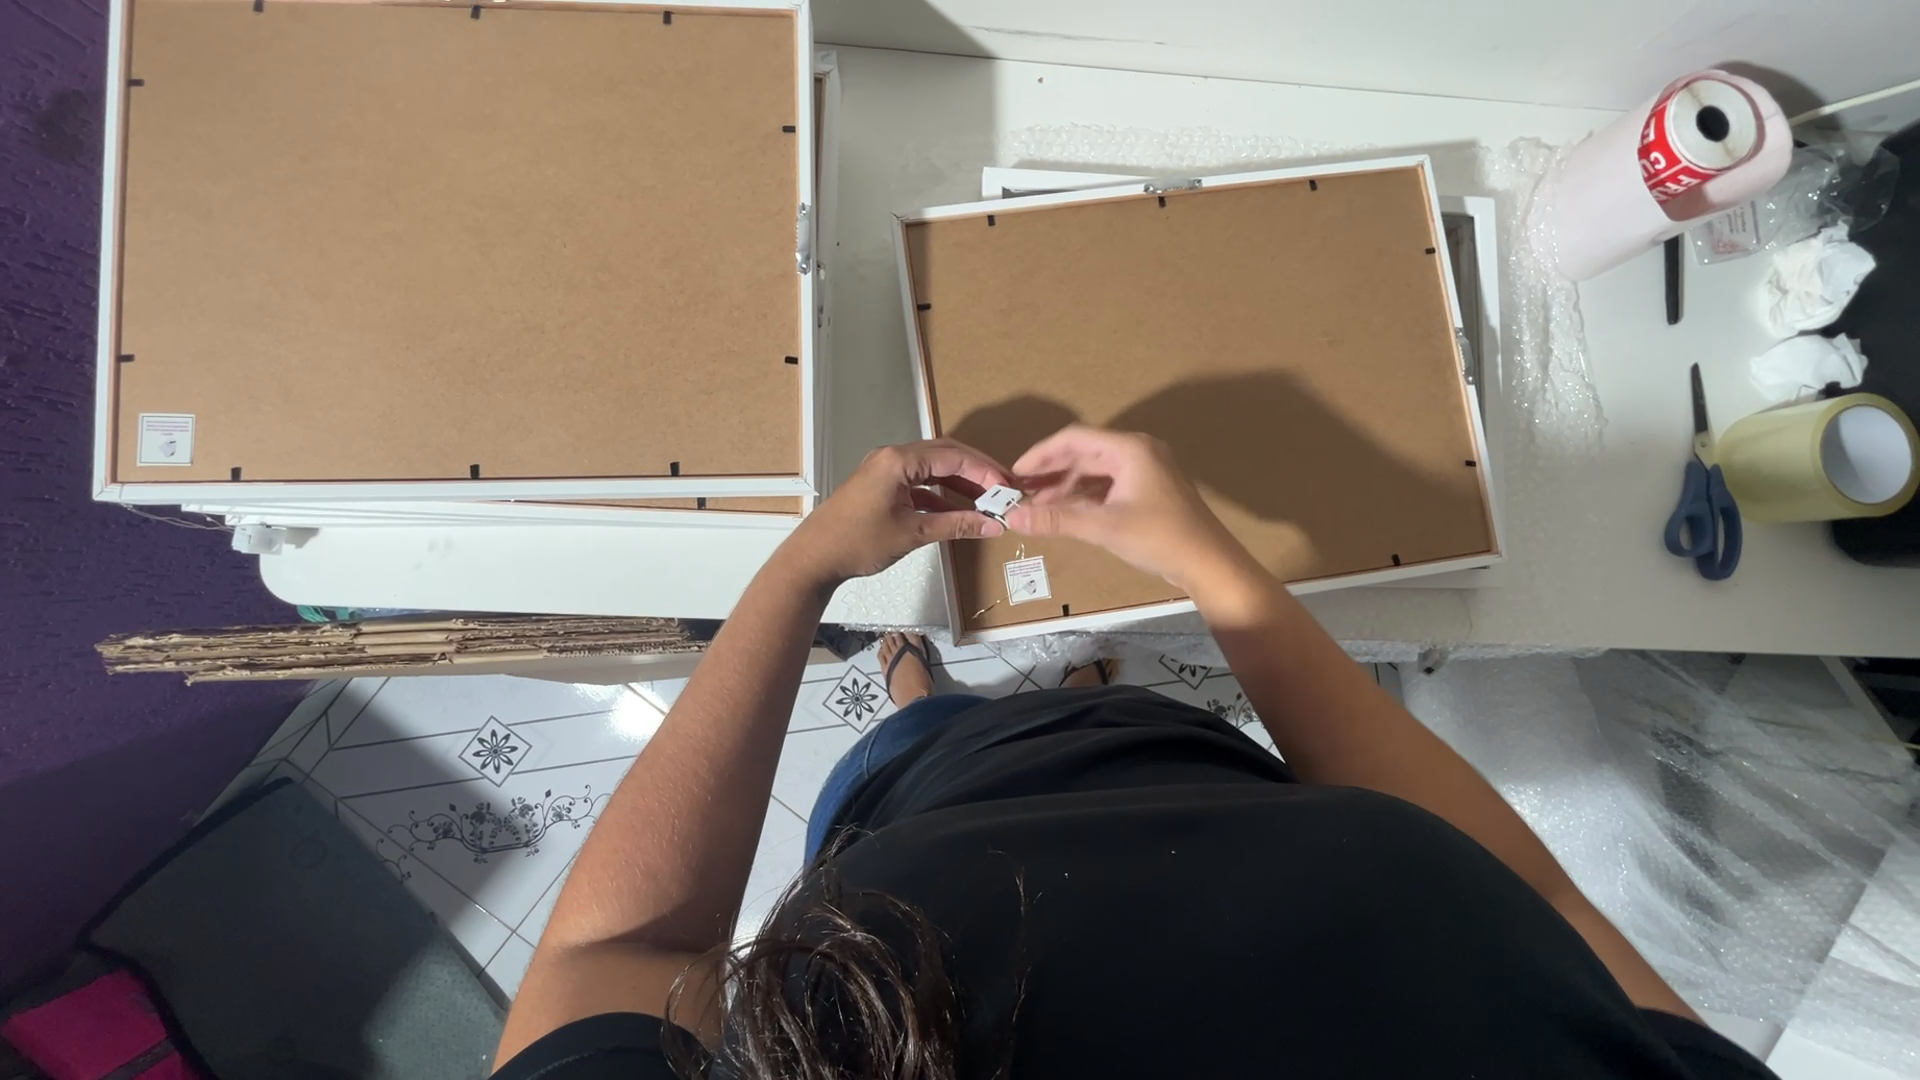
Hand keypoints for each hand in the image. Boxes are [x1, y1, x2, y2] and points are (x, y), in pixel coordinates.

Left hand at [781, 439, 1011, 588]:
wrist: (814, 558)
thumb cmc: (857, 542)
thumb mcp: (914, 534)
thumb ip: (956, 525)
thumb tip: (992, 524)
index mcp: (898, 460)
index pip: (953, 456)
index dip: (985, 471)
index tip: (1007, 488)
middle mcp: (892, 457)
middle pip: (945, 455)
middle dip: (976, 472)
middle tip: (1002, 489)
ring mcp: (885, 470)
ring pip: (932, 468)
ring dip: (959, 482)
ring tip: (986, 500)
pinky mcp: (881, 486)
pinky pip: (918, 482)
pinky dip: (940, 494)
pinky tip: (957, 510)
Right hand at [1004, 425, 1252, 593]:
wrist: (1209, 563)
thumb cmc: (1159, 538)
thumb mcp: (1103, 527)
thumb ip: (1056, 519)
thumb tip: (1013, 517)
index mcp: (1130, 449)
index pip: (1074, 438)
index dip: (1041, 454)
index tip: (1015, 474)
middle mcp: (1138, 451)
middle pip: (1084, 453)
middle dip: (1051, 472)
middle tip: (1021, 492)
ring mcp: (1146, 470)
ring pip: (1095, 470)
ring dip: (1066, 486)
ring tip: (1038, 506)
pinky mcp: (1149, 489)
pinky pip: (1108, 484)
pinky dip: (1085, 496)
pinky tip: (1067, 512)